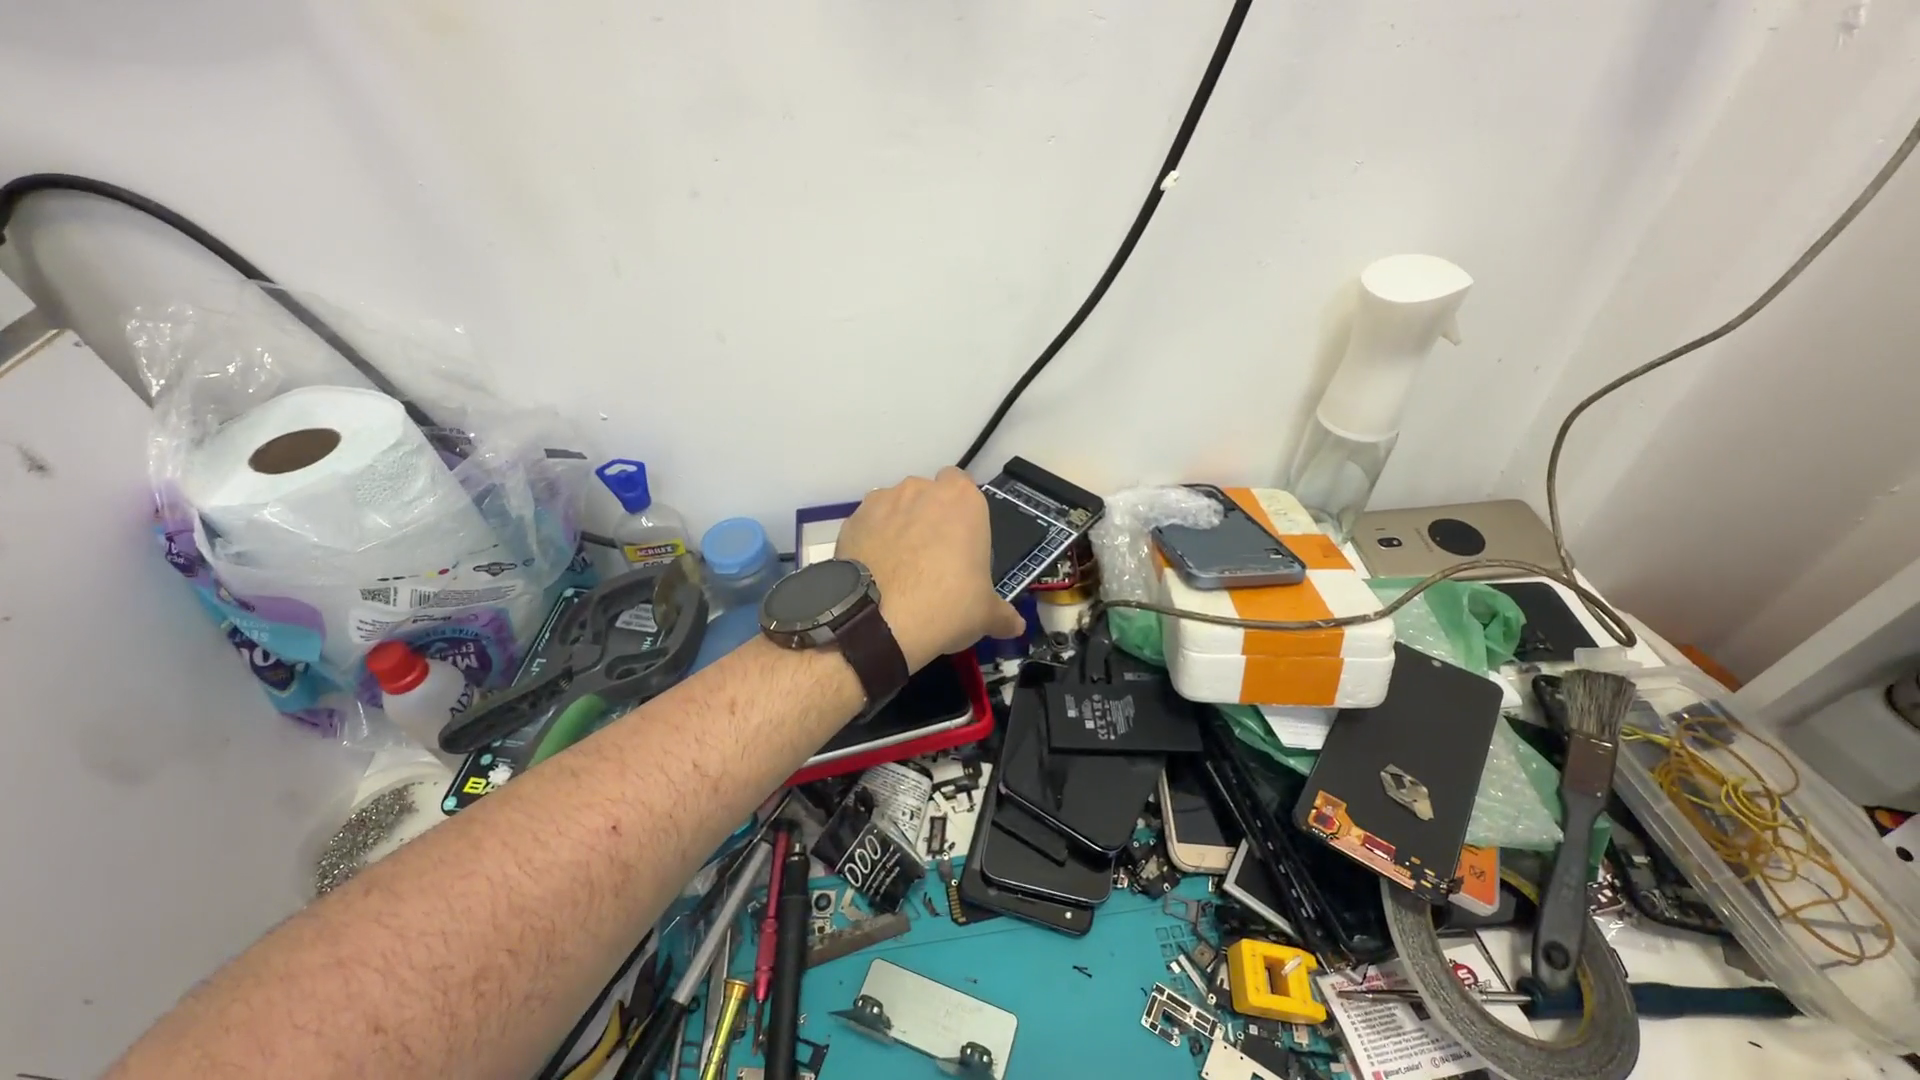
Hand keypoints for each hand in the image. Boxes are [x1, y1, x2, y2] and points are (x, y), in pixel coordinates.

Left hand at [834, 467, 1024, 670]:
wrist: (880, 621)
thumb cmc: (948, 606)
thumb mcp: (986, 615)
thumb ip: (1002, 614)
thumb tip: (1015, 626)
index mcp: (963, 500)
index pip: (964, 487)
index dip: (961, 513)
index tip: (961, 542)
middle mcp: (921, 489)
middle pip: (928, 496)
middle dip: (930, 518)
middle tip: (932, 558)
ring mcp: (882, 501)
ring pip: (895, 508)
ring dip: (900, 528)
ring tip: (900, 568)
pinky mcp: (852, 520)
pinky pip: (869, 526)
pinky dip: (873, 541)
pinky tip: (876, 572)